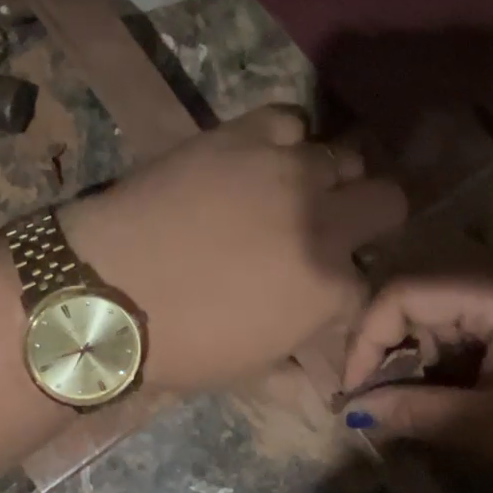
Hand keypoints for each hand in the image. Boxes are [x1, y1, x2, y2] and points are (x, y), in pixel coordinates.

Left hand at [57, 107, 406, 393]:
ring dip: (328, 181)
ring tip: (292, 197)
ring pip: (345, 156)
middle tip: (331, 235)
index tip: (330, 294)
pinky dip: (286, 142)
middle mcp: (323, 221)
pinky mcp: (243, 134)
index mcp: (328, 290)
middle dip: (367, 221)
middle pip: (386, 201)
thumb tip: (319, 356)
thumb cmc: (178, 346)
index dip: (352, 290)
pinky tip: (262, 164)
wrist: (105, 289)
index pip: (372, 283)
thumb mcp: (248, 371)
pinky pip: (292, 121)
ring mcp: (286, 170)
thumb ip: (299, 354)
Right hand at [340, 254, 492, 492]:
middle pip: (421, 283)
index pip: (403, 288)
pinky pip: (478, 304)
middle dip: (391, 342)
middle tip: (388, 396)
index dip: (365, 340)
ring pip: (446, 294)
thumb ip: (418, 413)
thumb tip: (354, 412)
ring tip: (426, 397)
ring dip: (422, 344)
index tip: (355, 396)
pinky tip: (464, 383)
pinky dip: (454, 342)